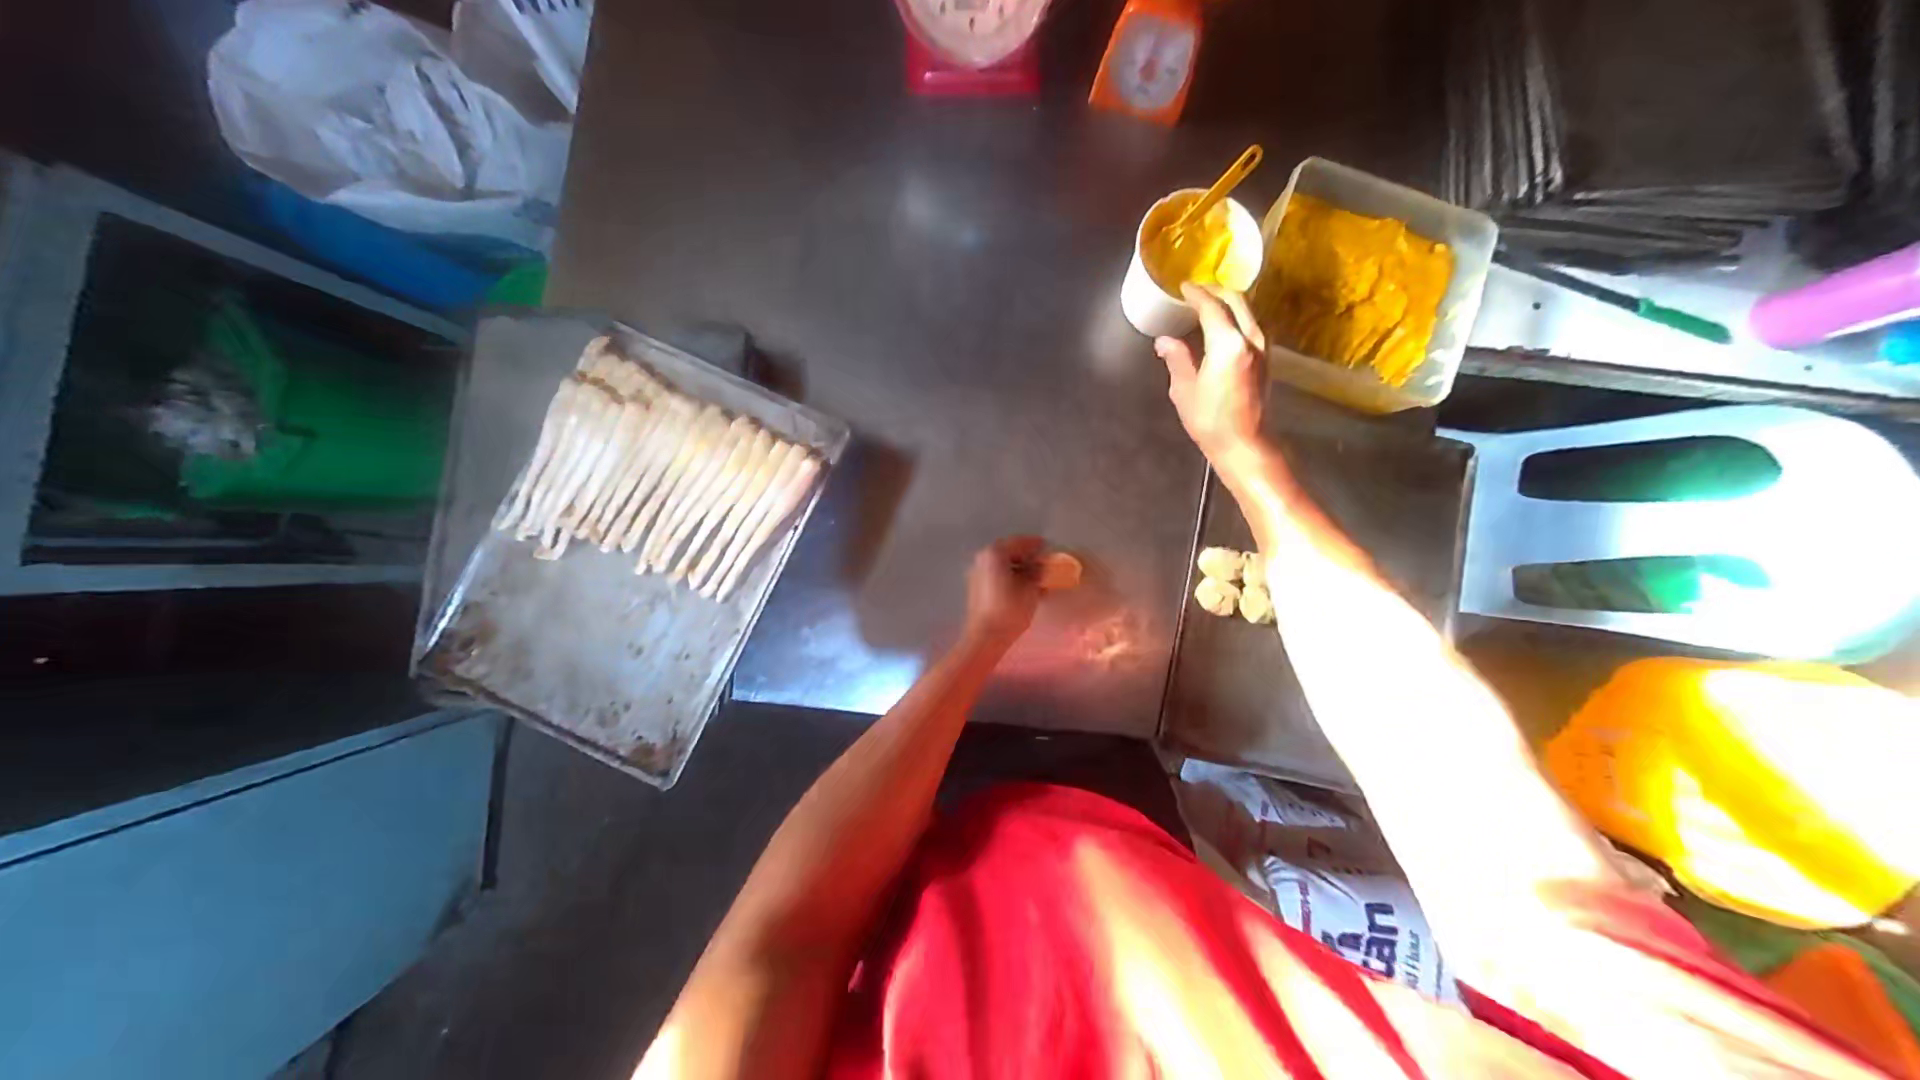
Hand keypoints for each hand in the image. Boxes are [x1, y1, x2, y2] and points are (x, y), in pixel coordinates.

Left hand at [963, 535, 1045, 648]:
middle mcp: (983, 558)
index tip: (1049, 548)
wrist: (986, 636)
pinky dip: (1011, 577)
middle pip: (1010, 552)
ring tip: (1037, 577)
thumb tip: (1043, 565)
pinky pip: (997, 575)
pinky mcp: (977, 587)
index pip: (1020, 542)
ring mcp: (977, 572)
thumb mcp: (1031, 588)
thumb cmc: (1010, 609)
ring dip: (1019, 568)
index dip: (1037, 545)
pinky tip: (1024, 587)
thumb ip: (1038, 572)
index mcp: (995, 553)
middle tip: (1045, 563)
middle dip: (1028, 557)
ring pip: (1003, 564)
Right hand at [1156, 283, 1268, 462]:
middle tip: (1197, 290)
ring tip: (1209, 304)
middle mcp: (1251, 340)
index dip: (1196, 294)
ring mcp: (1263, 349)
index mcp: (1228, 344)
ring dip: (1229, 303)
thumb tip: (1165, 341)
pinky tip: (1224, 324)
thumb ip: (1177, 359)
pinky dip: (1237, 317)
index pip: (1212, 307)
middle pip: (1237, 301)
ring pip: (1248, 311)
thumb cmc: (1211, 422)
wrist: (1246, 445)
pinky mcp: (1266, 360)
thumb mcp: (1185, 390)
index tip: (1183, 287)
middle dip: (1216, 291)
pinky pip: (1251, 325)